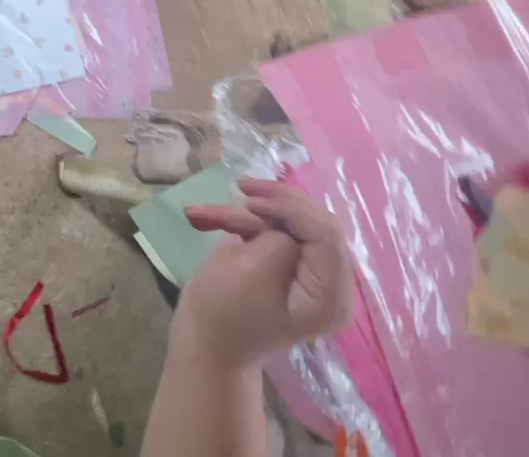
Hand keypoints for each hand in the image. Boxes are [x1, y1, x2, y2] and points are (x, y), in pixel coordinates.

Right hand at [175, 178, 352, 368]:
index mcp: (330, 294)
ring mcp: (303, 269)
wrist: (204, 342)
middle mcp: (326, 280)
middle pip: (311, 220)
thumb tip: (278, 222)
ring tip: (199, 213)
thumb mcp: (250, 273)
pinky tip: (204, 218)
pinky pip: (267, 227)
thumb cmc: (224, 313)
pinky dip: (236, 219)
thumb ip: (278, 240)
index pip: (326, 235)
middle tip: (237, 186)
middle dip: (270, 202)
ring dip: (242, 211)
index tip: (249, 202)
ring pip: (284, 219)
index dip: (291, 210)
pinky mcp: (279, 260)